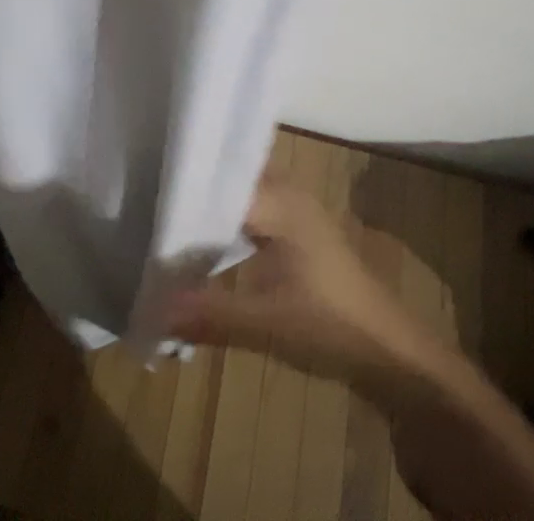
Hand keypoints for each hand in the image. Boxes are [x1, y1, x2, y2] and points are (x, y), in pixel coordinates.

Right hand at [166, 179, 431, 378]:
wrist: (393, 355)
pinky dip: (223, 219)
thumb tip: (151, 310)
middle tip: (143, 192)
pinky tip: (196, 238)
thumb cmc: (334, 327)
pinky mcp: (297, 234)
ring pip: (239, 193)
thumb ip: (208, 313)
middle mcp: (288, 195)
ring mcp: (296, 213)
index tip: (140, 187)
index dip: (180, 184)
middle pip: (228, 177)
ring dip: (206, 203)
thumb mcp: (266, 324)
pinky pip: (250, 210)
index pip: (219, 177)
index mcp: (280, 202)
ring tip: (160, 211)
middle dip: (190, 187)